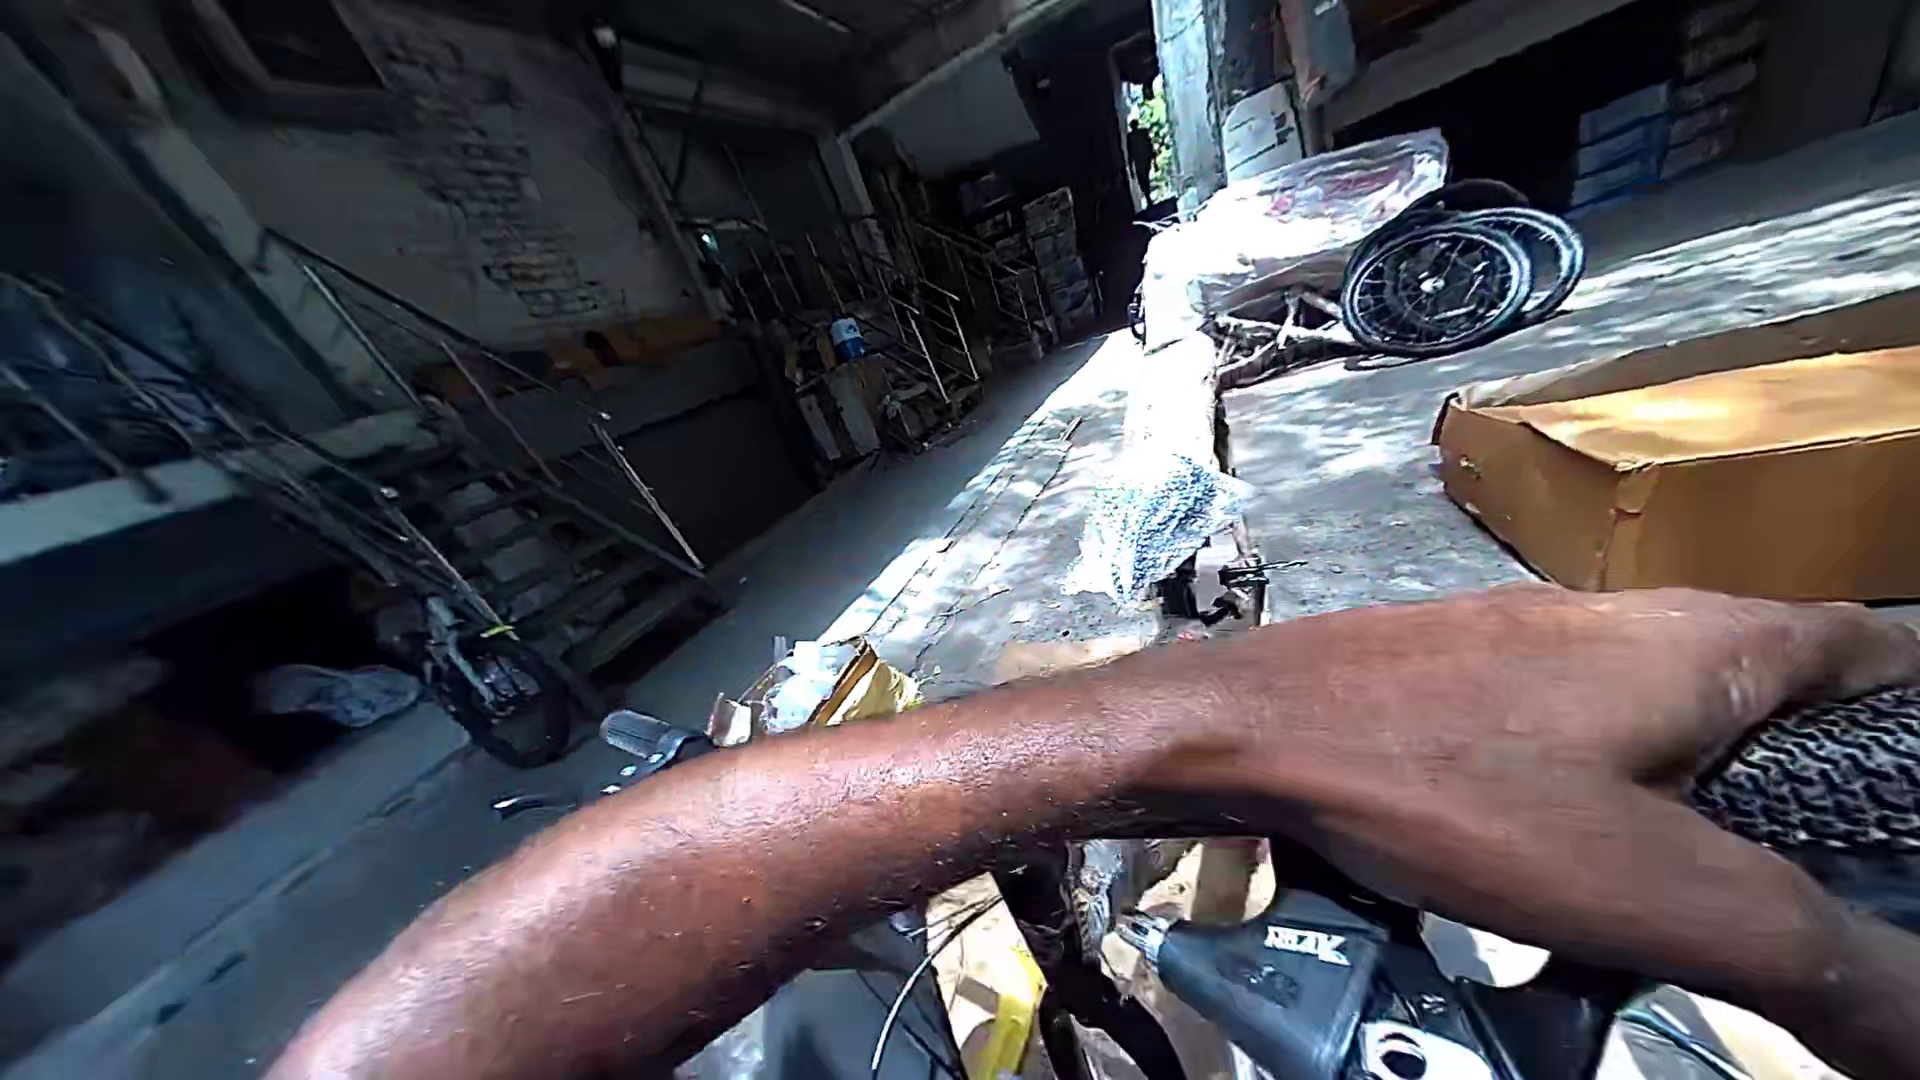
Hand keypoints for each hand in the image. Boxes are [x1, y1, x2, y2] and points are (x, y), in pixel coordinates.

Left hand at [1153, 586, 1919, 1076]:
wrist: (1244, 727)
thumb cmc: (1440, 787)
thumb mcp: (1659, 893)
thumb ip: (1833, 961)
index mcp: (1680, 638)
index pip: (1869, 658)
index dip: (1910, 739)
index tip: (1893, 822)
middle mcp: (1581, 616)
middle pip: (1737, 693)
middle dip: (1776, 788)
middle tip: (1785, 887)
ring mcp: (1481, 634)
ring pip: (1614, 711)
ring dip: (1648, 791)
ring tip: (1651, 881)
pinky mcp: (1410, 663)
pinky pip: (1515, 718)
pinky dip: (1547, 776)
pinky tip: (1520, 835)